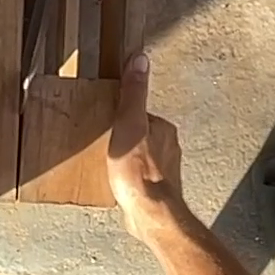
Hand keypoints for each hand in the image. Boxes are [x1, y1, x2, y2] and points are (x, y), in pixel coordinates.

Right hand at [106, 52, 185, 241]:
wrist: (149, 213)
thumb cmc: (138, 173)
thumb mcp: (128, 125)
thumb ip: (133, 94)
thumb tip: (140, 60)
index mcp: (162, 129)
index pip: (140, 112)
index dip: (123, 114)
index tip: (110, 115)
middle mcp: (168, 148)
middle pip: (143, 134)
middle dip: (127, 136)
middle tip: (107, 139)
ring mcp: (163, 170)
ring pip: (143, 156)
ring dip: (129, 157)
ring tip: (109, 162)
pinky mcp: (155, 189)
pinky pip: (140, 177)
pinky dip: (130, 177)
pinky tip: (118, 182)